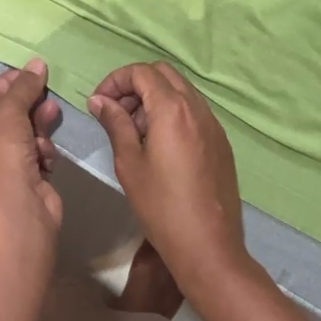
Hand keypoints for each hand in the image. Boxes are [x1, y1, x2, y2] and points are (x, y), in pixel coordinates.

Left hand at [0, 57, 62, 231]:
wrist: (15, 213)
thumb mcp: (8, 111)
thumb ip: (23, 87)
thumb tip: (38, 64)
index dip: (6, 83)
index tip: (31, 72)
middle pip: (6, 117)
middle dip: (27, 104)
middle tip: (46, 92)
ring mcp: (1, 170)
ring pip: (24, 135)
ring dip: (39, 125)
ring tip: (52, 114)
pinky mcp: (25, 183)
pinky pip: (36, 156)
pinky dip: (43, 151)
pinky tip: (47, 153)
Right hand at [88, 62, 245, 283]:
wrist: (209, 248)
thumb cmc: (161, 206)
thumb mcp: (129, 163)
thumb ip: (115, 123)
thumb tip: (100, 100)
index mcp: (172, 108)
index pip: (141, 72)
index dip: (116, 80)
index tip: (99, 103)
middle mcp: (197, 107)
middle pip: (163, 73)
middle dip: (136, 84)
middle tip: (117, 112)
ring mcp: (213, 124)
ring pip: (181, 90)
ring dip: (154, 98)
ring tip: (135, 131)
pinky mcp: (221, 142)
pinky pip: (194, 111)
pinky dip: (173, 113)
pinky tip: (160, 145)